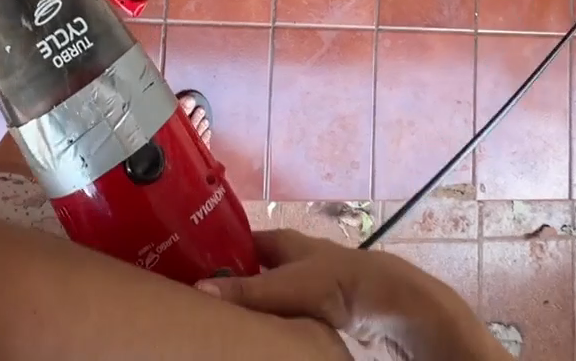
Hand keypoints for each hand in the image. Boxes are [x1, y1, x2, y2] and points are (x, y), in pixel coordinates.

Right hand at [196, 230, 511, 359]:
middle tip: (206, 303)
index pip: (238, 241)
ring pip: (271, 290)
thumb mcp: (284, 288)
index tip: (190, 270)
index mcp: (279, 241)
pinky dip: (275, 319)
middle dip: (233, 282)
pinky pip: (288, 309)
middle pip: (253, 267)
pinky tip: (263, 335)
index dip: (215, 251)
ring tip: (229, 323)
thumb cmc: (332, 282)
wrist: (386, 301)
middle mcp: (291, 255)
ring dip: (255, 304)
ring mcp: (308, 279)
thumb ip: (245, 293)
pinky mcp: (322, 303)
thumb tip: (198, 290)